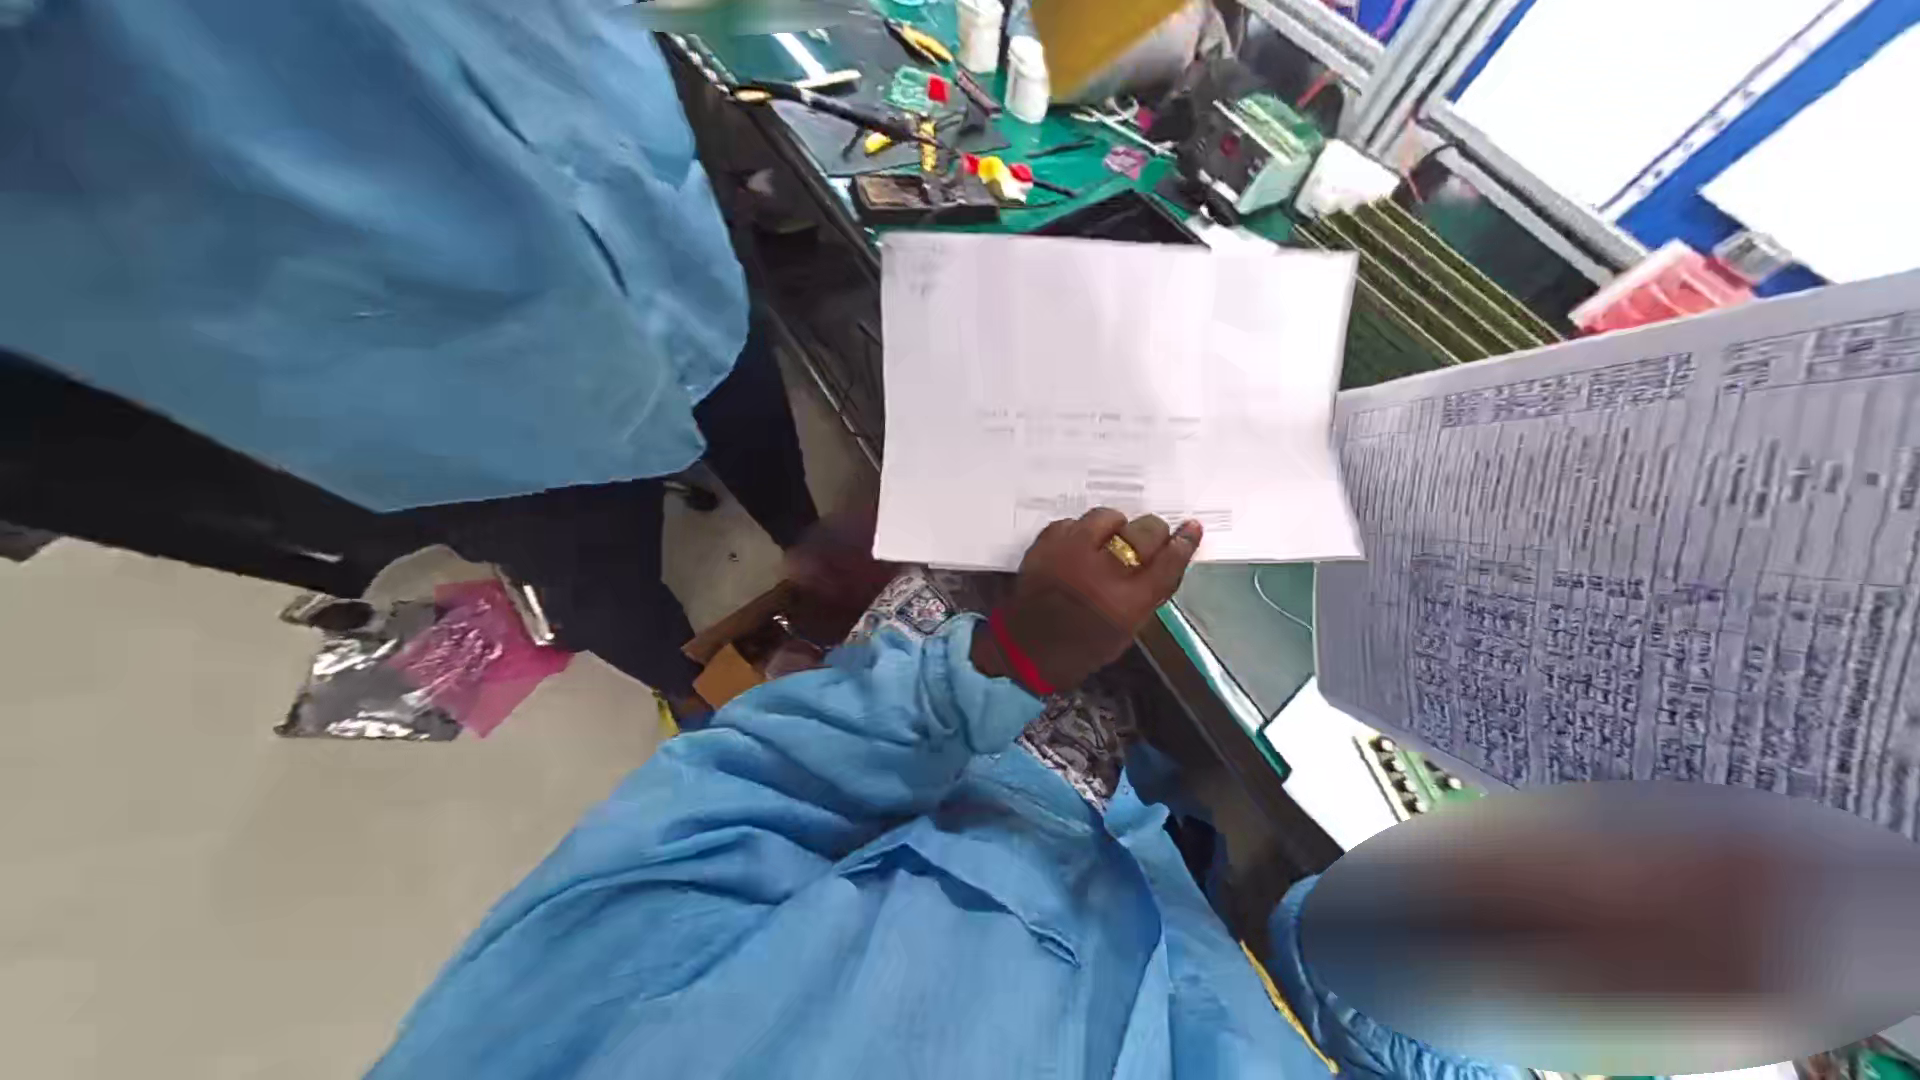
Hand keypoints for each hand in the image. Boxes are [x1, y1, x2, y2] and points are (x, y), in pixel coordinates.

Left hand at [972, 508, 1203, 694]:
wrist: (1025, 649)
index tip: (1190, 529)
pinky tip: (1080, 545)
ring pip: (1106, 517)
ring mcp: (1070, 553)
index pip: (1168, 563)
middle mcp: (1101, 572)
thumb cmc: (1081, 648)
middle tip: (1149, 535)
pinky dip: (1080, 531)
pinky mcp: (1044, 544)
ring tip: (1110, 539)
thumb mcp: (1126, 630)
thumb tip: (1164, 560)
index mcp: (1128, 603)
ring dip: (1114, 526)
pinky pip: (1072, 522)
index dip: (1183, 543)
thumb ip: (1146, 595)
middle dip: (1152, 531)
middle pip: (1143, 533)